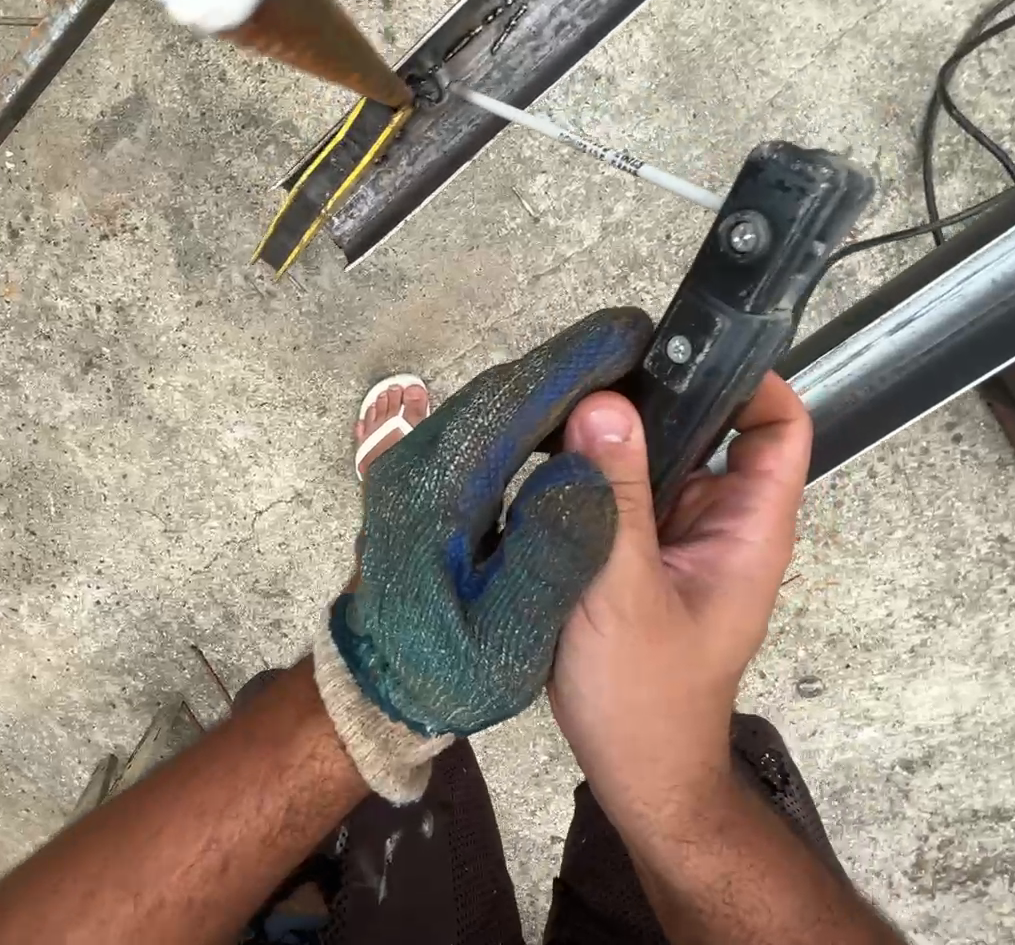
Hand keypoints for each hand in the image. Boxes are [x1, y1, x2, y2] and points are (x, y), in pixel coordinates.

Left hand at [316, 308, 651, 801]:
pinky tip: (565, 420)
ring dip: (549, 384)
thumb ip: (549, 555)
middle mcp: (415, 464)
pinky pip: (482, 424)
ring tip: (614, 374)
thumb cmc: (446, 668)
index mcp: (433, 494)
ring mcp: (413, 464)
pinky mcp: (423, 474)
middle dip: (568, 364)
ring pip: (490, 403)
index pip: (508, 408)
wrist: (380, 678)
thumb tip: (589, 469)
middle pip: (498, 393)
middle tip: (635, 344)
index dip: (572, 367)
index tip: (630, 335)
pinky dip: (528, 410)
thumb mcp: (508, 637)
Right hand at [548, 374, 810, 824]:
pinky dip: (584, 467)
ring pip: (649, 454)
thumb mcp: (625, 591)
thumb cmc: (645, 693)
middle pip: (700, 426)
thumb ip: (615, 500)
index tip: (672, 347)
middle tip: (579, 374)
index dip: (744, 376)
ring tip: (548, 407)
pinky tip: (538, 455)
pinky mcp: (630, 547)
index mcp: (746, 525)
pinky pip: (615, 487)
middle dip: (648, 395)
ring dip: (607, 431)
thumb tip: (603, 403)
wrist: (630, 766)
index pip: (776, 423)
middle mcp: (713, 516)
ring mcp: (669, 531)